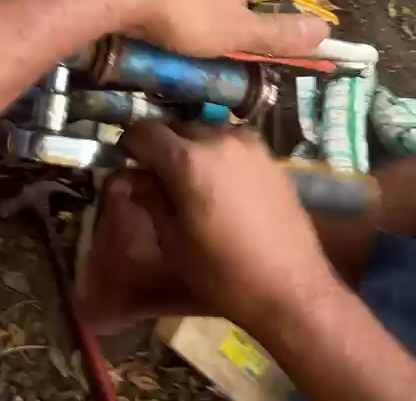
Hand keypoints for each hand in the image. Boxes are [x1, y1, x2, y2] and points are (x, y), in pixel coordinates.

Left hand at [76, 0, 328, 58]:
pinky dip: (140, 12)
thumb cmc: (184, 14)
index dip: (231, 35)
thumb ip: (276, 34)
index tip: (216, 59)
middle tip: (181, 59)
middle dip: (196, 27)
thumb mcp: (237, 32)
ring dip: (166, 20)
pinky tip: (129, 29)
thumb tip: (327, 29)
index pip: (238, 8)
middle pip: (204, 2)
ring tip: (153, 47)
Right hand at [109, 122, 343, 330]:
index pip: (145, 131)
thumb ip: (148, 198)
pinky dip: (217, 153)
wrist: (290, 288)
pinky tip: (221, 184)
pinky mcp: (268, 153)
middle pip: (176, 128)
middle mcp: (217, 139)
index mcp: (187, 161)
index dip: (129, 144)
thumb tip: (128, 177)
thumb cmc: (223, 273)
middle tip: (157, 174)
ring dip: (190, 147)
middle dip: (161, 146)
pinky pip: (231, 142)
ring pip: (205, 132)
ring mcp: (247, 143)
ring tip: (192, 180)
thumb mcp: (173, 240)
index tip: (125, 160)